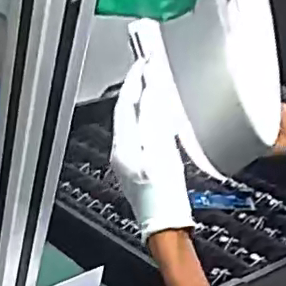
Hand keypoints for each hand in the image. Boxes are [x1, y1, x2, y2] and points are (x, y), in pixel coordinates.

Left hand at [109, 58, 193, 239]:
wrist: (164, 224)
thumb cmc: (162, 194)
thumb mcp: (160, 149)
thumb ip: (152, 117)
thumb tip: (149, 89)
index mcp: (123, 147)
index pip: (124, 103)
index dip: (134, 79)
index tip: (143, 60)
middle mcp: (121, 154)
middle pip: (127, 112)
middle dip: (138, 88)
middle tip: (151, 68)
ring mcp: (128, 163)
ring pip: (133, 123)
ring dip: (144, 103)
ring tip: (156, 86)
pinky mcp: (138, 169)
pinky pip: (140, 136)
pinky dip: (149, 120)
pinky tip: (158, 117)